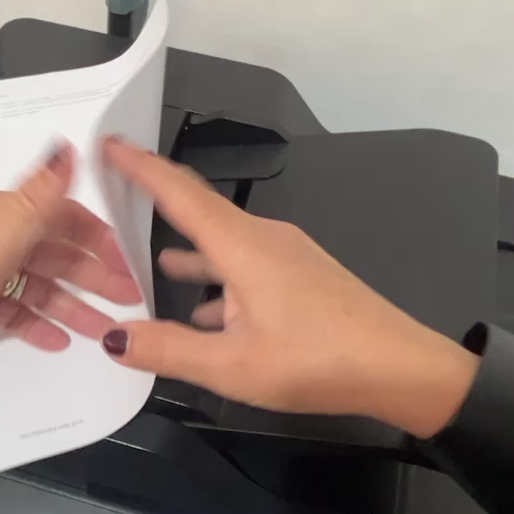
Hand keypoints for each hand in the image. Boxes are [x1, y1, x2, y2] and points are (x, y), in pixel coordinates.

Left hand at [0, 143, 139, 384]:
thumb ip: (37, 198)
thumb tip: (69, 146)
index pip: (61, 215)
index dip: (97, 237)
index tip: (128, 261)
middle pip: (55, 253)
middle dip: (93, 276)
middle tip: (128, 301)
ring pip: (40, 287)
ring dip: (72, 307)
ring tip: (102, 332)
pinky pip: (16, 312)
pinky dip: (38, 324)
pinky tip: (59, 342)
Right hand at [98, 138, 479, 436]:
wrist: (402, 370)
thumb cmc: (319, 362)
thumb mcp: (232, 367)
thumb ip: (167, 350)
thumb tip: (113, 337)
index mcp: (243, 248)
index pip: (181, 194)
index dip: (141, 168)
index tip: (111, 143)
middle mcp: (265, 240)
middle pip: (202, 212)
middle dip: (159, 204)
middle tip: (122, 197)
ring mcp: (288, 256)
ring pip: (224, 245)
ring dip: (190, 252)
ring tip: (155, 264)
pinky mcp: (302, 276)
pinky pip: (246, 265)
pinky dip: (219, 280)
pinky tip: (208, 313)